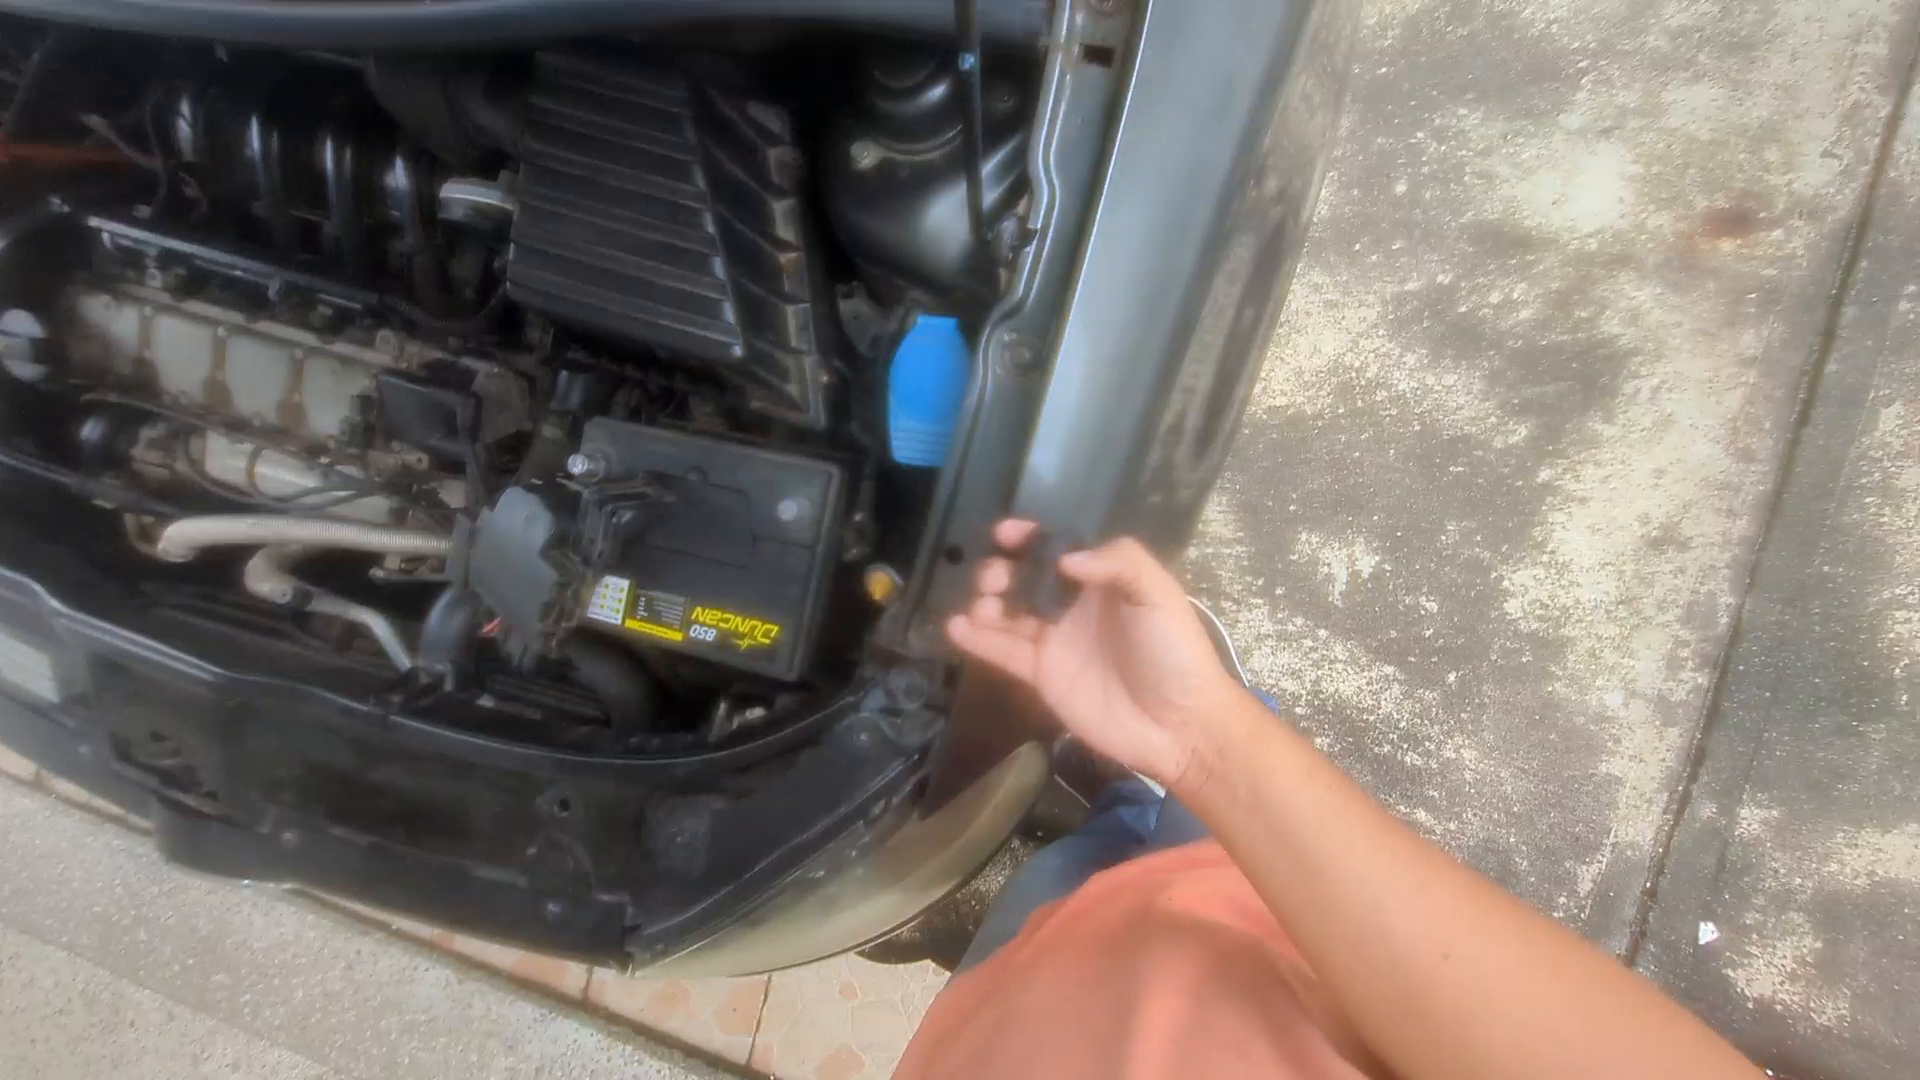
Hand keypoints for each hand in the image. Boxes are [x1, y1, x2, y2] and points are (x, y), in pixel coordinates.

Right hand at [946, 519, 1245, 788]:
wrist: (1179, 724)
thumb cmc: (1173, 652)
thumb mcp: (1158, 594)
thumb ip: (1117, 562)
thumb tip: (1064, 557)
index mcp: (1101, 581)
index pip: (1058, 550)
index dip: (1031, 539)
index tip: (1005, 533)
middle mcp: (1073, 606)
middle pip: (1025, 580)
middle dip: (1002, 572)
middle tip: (992, 578)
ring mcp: (1054, 641)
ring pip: (1009, 614)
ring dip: (986, 604)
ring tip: (980, 604)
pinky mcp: (1041, 675)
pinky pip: (1003, 652)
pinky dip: (977, 640)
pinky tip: (956, 627)